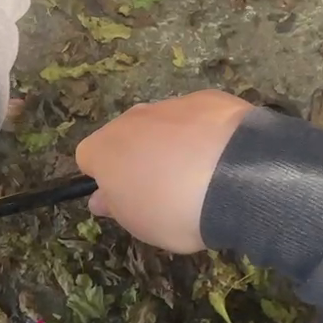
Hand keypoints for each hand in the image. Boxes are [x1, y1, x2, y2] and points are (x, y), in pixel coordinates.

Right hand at [74, 90, 253, 252]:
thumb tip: (100, 198)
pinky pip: (196, 118)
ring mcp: (169, 105)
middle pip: (125, 136)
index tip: (125, 198)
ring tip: (202, 176)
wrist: (234, 175)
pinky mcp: (206, 98)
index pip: (87, 157)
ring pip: (161, 125)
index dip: (103, 178)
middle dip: (139, 157)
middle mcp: (131, 119)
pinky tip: (224, 156)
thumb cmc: (173, 208)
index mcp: (105, 149)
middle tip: (164, 190)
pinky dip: (204, 134)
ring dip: (172, 145)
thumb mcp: (139, 223)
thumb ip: (116, 207)